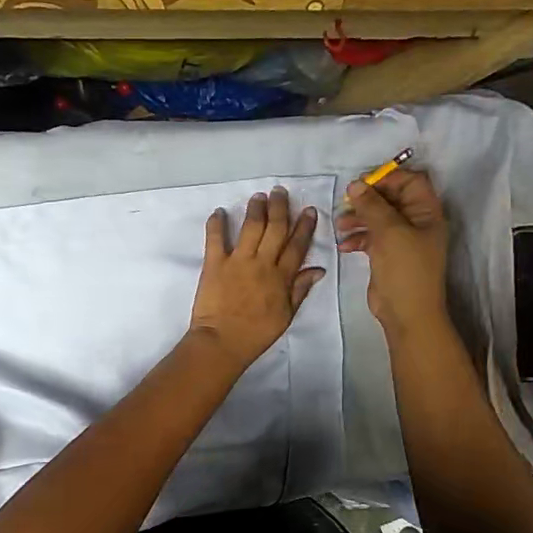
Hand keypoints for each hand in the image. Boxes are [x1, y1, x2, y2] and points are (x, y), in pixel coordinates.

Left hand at [189, 187, 327, 366]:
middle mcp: (262, 263)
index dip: (304, 226)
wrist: (223, 341)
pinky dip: (216, 223)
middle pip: (275, 229)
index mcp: (281, 277)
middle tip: (280, 191)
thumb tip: (317, 269)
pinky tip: (219, 211)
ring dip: (256, 209)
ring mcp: (237, 261)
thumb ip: (300, 289)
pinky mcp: (214, 263)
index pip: (296, 246)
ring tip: (259, 195)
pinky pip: (215, 238)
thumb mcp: (286, 315)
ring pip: (250, 227)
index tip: (309, 210)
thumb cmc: (256, 334)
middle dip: (280, 207)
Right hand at [337, 168, 450, 337]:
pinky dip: (357, 238)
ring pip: (377, 217)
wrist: (407, 312)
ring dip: (358, 218)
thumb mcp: (389, 232)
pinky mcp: (387, 254)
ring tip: (340, 225)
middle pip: (390, 198)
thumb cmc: (405, 269)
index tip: (362, 184)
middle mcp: (416, 222)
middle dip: (367, 199)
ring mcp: (401, 239)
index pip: (410, 182)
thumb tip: (356, 184)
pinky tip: (344, 245)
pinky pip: (370, 237)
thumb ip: (372, 205)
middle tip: (347, 203)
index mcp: (426, 212)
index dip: (388, 178)